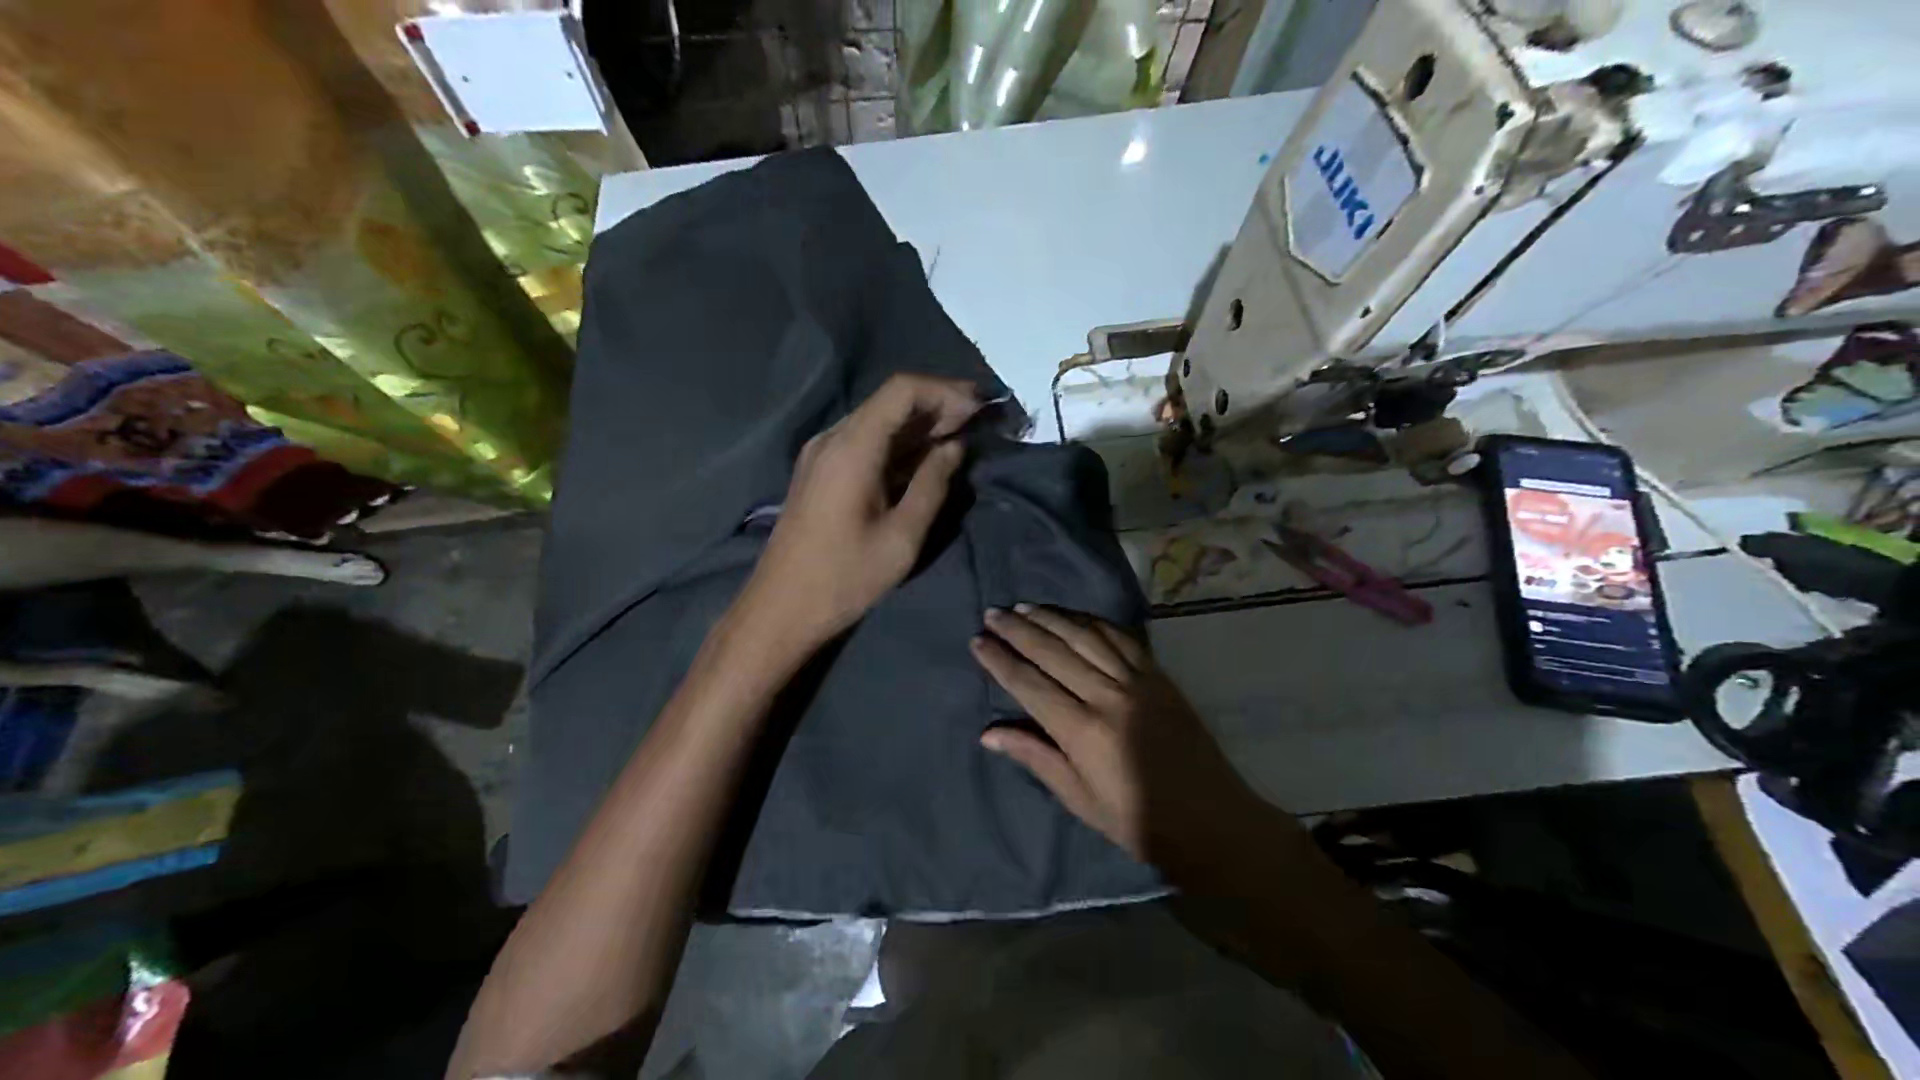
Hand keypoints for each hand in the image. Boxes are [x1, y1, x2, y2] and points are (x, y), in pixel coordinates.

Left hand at [744, 374, 981, 645]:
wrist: (781, 609)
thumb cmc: (844, 577)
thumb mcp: (902, 536)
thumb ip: (933, 484)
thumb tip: (955, 447)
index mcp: (852, 447)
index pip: (903, 390)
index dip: (946, 391)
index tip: (980, 408)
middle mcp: (833, 438)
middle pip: (890, 401)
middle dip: (938, 405)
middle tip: (979, 421)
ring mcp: (822, 454)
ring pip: (879, 421)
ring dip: (920, 425)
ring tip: (961, 437)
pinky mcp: (821, 472)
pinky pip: (866, 443)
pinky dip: (899, 444)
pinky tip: (926, 459)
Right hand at [971, 605, 1264, 864]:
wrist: (1212, 821)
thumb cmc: (1137, 821)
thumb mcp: (1080, 799)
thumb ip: (1036, 757)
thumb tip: (988, 733)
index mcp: (1084, 732)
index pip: (1030, 685)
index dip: (1000, 661)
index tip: (977, 641)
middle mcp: (1108, 696)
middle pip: (1054, 651)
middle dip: (1019, 630)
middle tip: (992, 614)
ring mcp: (1138, 681)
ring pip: (1086, 636)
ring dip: (1052, 618)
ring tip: (1024, 607)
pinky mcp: (1159, 676)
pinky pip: (1121, 638)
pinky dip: (1093, 622)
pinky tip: (1074, 616)